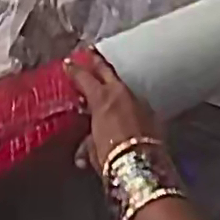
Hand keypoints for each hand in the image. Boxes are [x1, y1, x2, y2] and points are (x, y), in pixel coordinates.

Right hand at [65, 48, 163, 173]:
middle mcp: (120, 93)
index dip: (74, 70)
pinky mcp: (151, 113)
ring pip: (121, 86)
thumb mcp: (93, 150)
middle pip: (106, 70)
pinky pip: (133, 102)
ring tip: (105, 83)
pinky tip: (123, 109)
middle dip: (96, 61)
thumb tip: (82, 153)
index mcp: (101, 98)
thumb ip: (88, 143)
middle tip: (89, 50)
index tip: (68, 62)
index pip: (84, 77)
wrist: (144, 169)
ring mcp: (138, 101)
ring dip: (112, 84)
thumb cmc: (112, 158)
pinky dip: (125, 103)